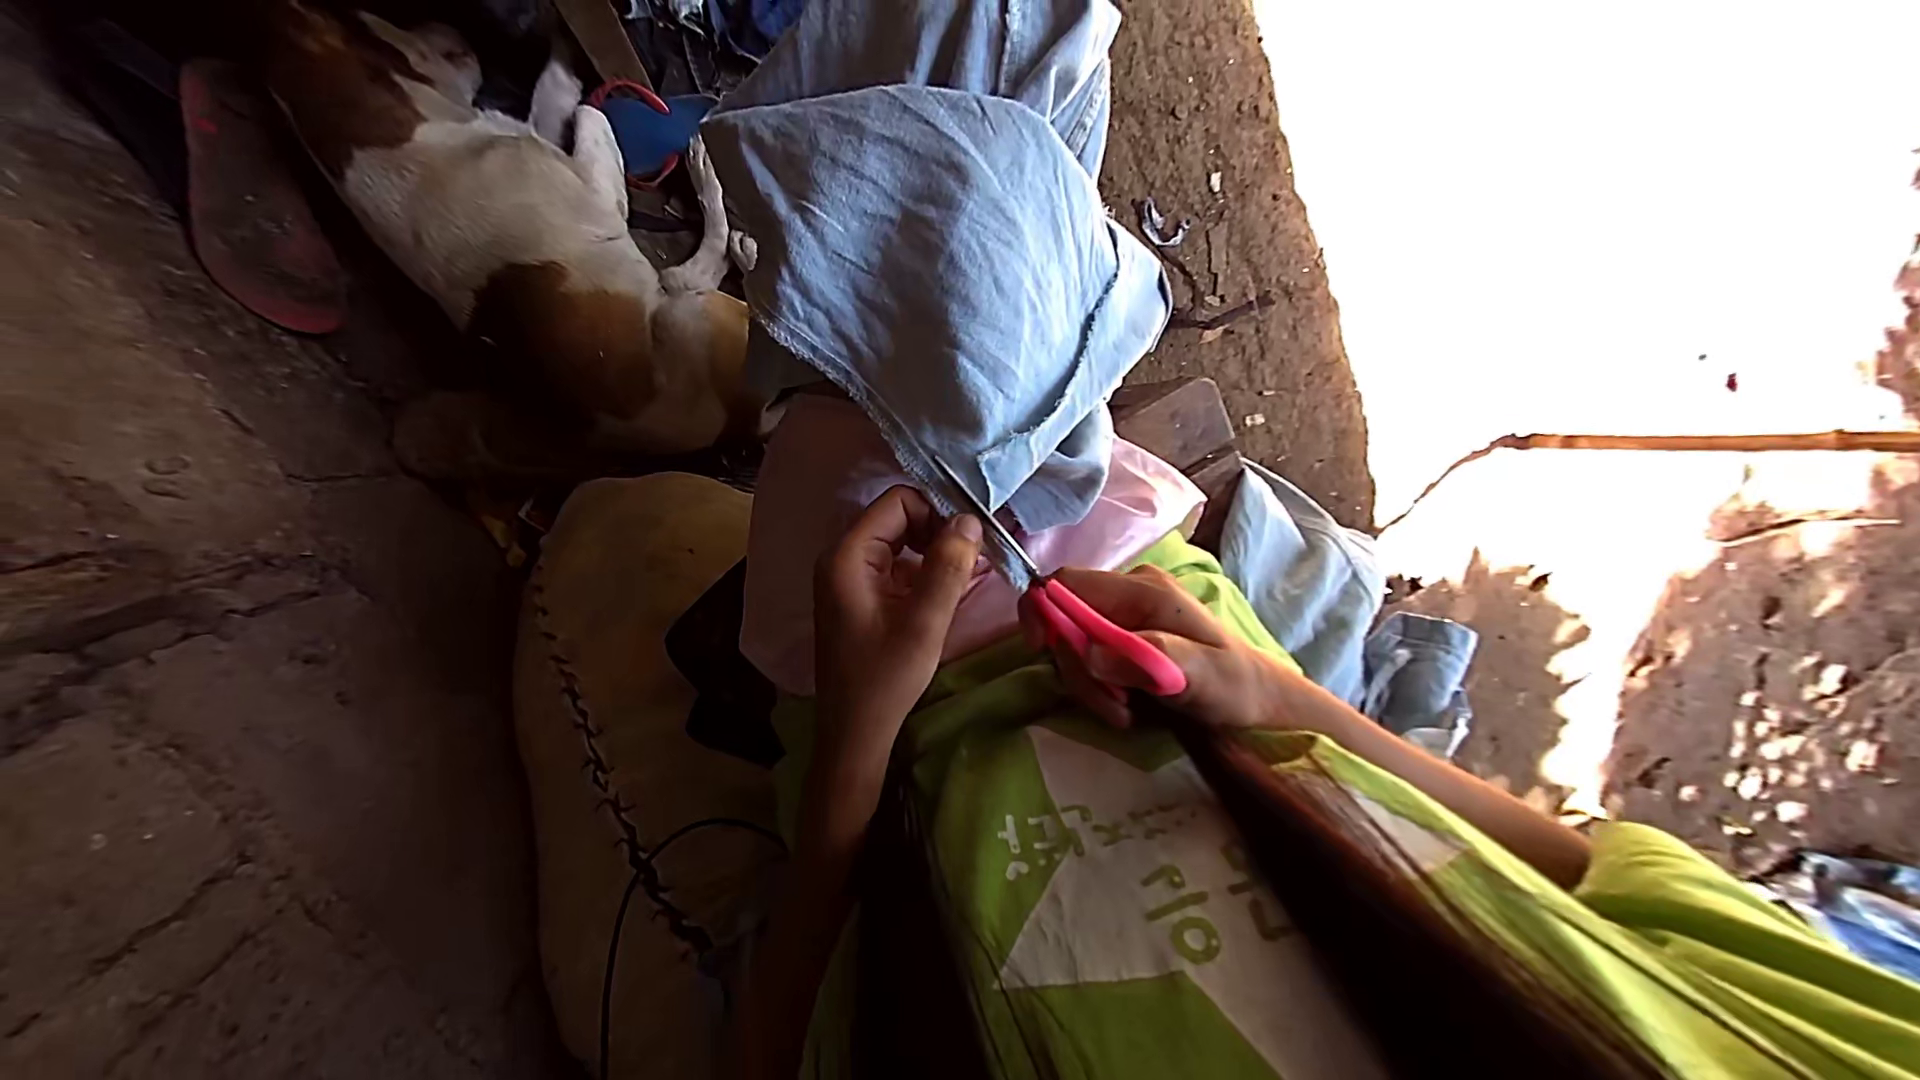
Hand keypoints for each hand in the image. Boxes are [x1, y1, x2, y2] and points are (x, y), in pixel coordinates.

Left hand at [814, 485, 982, 765]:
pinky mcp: (860, 595)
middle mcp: (842, 557)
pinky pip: (896, 564)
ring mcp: (849, 577)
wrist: (856, 732)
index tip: (969, 542)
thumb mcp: (924, 622)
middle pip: (899, 517)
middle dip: (938, 531)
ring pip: (901, 540)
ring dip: (934, 552)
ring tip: (964, 575)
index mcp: (848, 555)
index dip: (937, 513)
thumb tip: (970, 518)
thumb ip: (949, 566)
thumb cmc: (886, 678)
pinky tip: (945, 592)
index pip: (899, 501)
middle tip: (972, 559)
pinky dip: (923, 571)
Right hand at [1018, 564, 1323, 732]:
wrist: (1257, 695)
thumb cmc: (1234, 684)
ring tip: (1123, 710)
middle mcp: (1128, 591)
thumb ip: (1148, 657)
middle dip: (1076, 666)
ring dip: (1087, 682)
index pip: (1067, 582)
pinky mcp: (1123, 630)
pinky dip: (1095, 682)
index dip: (1041, 610)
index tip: (1041, 650)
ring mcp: (1124, 610)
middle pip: (1065, 617)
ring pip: (1073, 641)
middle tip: (1111, 705)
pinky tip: (1123, 702)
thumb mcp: (1202, 675)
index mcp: (1143, 590)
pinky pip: (1087, 651)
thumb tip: (1088, 652)